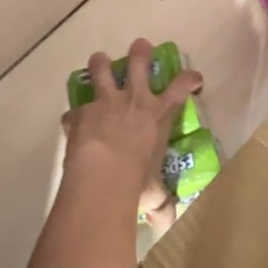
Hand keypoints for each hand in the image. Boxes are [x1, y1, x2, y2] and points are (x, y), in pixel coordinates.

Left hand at [62, 39, 202, 195]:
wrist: (103, 174)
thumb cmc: (137, 181)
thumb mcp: (155, 193)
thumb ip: (161, 204)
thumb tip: (166, 223)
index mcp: (159, 116)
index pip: (182, 88)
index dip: (190, 79)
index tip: (195, 78)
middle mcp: (135, 101)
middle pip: (140, 65)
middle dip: (141, 52)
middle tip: (141, 44)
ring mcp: (106, 103)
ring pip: (103, 71)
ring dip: (101, 64)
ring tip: (99, 59)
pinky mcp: (81, 113)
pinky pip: (76, 108)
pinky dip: (75, 113)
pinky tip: (72, 119)